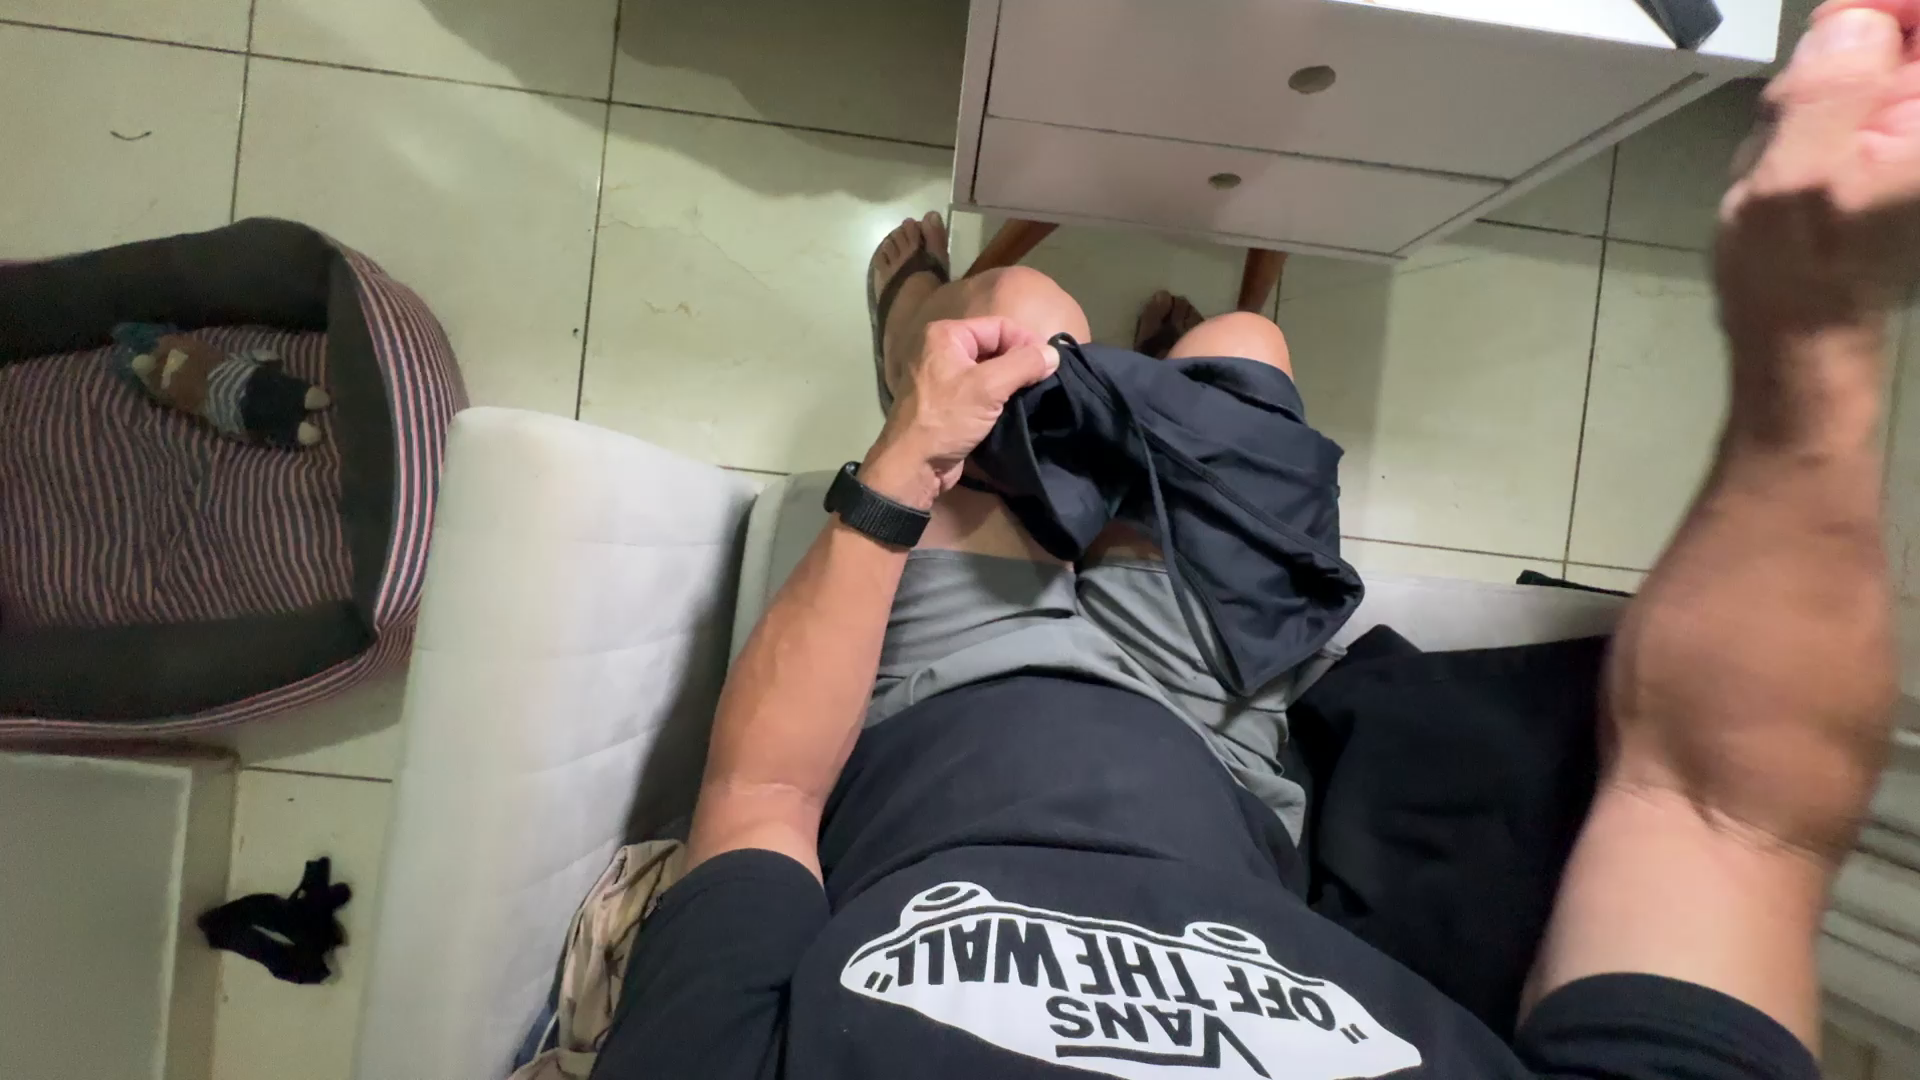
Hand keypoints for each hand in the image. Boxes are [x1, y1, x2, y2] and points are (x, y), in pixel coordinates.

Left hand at [858, 316, 1058, 508]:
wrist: (913, 467)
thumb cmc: (946, 420)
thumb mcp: (988, 387)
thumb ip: (1023, 365)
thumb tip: (1053, 353)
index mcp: (945, 336)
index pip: (998, 326)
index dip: (1027, 341)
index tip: (1051, 362)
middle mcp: (941, 351)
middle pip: (993, 347)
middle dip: (1020, 361)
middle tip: (1046, 379)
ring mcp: (943, 380)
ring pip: (988, 372)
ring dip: (1011, 382)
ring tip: (1036, 394)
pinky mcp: (948, 405)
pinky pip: (980, 393)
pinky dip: (999, 398)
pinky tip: (1016, 408)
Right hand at [1717, 2, 1919, 353]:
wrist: (1801, 328)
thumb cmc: (1795, 266)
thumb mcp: (1794, 178)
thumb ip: (1826, 90)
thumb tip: (1848, 23)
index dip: (1886, 7)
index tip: (1832, 30)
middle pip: (1906, 37)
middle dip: (1844, 61)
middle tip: (1789, 120)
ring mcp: (1915, 137)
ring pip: (1876, 70)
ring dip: (1820, 99)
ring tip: (1784, 154)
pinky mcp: (1900, 149)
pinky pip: (1862, 103)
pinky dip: (1820, 121)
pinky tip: (1796, 161)